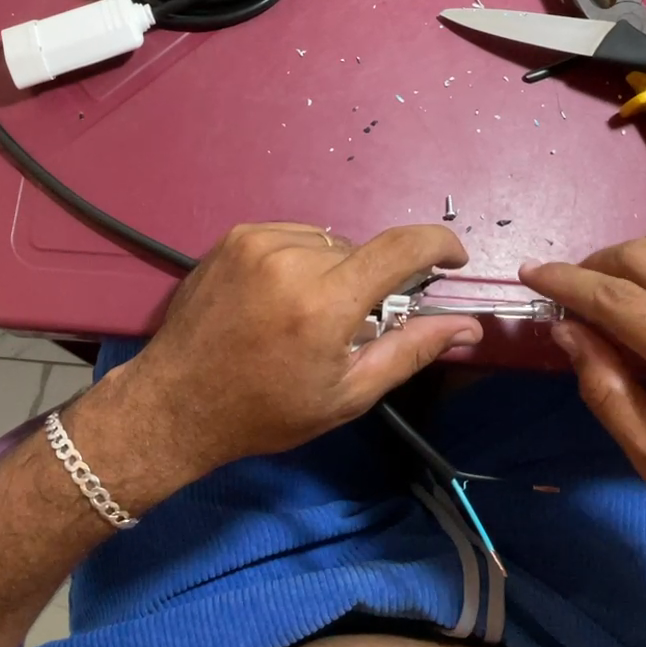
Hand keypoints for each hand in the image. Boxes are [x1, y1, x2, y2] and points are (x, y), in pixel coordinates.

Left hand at [104, 223, 480, 480]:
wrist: (176, 403)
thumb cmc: (265, 411)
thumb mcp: (347, 394)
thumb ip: (410, 350)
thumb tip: (469, 326)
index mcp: (323, 302)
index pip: (400, 249)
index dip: (438, 246)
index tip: (452, 260)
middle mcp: (290, 258)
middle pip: (361, 252)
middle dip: (369, 282)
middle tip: (348, 325)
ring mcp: (256, 241)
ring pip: (327, 241)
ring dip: (333, 269)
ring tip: (306, 312)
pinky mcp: (234, 236)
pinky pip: (292, 235)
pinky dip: (300, 259)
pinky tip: (279, 296)